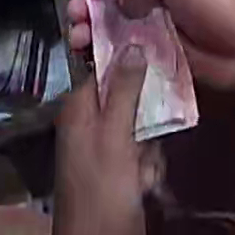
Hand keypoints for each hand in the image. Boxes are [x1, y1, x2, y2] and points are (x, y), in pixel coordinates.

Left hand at [55, 46, 151, 234]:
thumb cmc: (101, 192)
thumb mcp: (115, 136)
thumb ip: (125, 89)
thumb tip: (134, 42)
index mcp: (79, 109)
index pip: (105, 67)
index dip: (129, 57)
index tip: (156, 49)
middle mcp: (89, 124)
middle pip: (126, 95)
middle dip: (145, 111)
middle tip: (153, 125)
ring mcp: (104, 149)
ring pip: (139, 124)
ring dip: (149, 143)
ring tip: (145, 167)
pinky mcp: (119, 172)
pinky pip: (141, 152)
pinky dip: (148, 165)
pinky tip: (146, 183)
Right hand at [66, 0, 234, 89]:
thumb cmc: (217, 1)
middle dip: (89, 0)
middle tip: (73, 12)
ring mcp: (155, 22)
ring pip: (114, 21)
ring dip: (92, 26)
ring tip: (78, 38)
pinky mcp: (156, 51)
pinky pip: (125, 48)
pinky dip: (105, 51)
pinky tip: (89, 58)